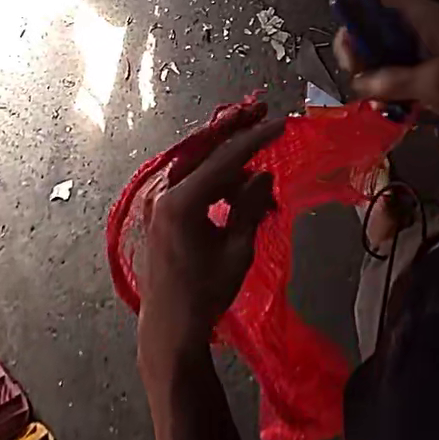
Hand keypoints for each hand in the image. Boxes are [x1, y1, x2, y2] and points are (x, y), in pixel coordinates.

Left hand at [138, 103, 284, 359]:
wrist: (168, 326)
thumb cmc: (204, 294)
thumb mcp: (237, 251)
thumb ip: (249, 208)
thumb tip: (263, 175)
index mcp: (181, 201)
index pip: (223, 159)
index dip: (254, 139)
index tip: (278, 123)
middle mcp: (164, 192)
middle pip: (205, 149)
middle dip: (236, 130)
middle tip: (263, 113)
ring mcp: (159, 199)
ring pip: (199, 164)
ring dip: (229, 164)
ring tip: (260, 180)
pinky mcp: (161, 209)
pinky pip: (192, 181)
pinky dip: (216, 180)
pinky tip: (238, 192)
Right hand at [332, 0, 438, 136]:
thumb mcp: (435, 83)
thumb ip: (392, 79)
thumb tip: (358, 81)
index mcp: (425, 17)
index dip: (358, 5)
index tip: (349, 36)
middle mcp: (420, 28)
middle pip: (373, 25)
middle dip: (359, 48)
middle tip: (357, 74)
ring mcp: (423, 52)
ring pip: (380, 52)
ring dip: (370, 72)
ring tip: (371, 95)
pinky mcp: (426, 74)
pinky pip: (393, 73)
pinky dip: (385, 86)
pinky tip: (385, 105)